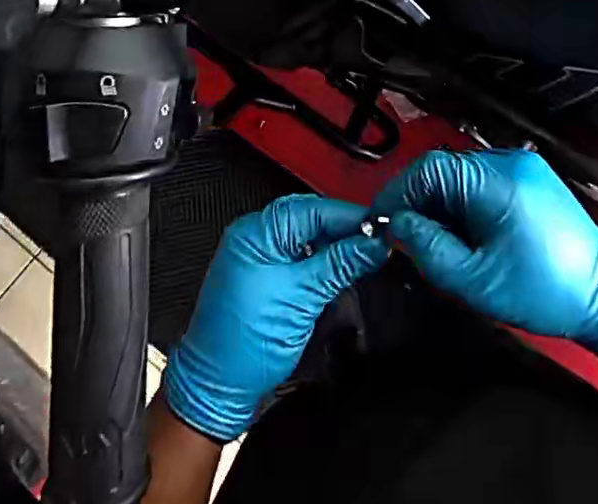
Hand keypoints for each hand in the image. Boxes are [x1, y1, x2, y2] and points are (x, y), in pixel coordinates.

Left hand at [163, 195, 389, 440]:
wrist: (217, 388)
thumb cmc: (244, 344)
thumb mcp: (302, 297)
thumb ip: (340, 264)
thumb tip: (374, 243)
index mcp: (257, 232)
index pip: (313, 210)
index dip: (350, 217)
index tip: (381, 226)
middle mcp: (255, 236)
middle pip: (310, 218)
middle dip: (345, 228)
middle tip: (377, 239)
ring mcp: (259, 255)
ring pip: (307, 235)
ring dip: (335, 243)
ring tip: (364, 252)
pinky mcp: (264, 274)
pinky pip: (299, 254)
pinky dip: (321, 258)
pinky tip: (341, 266)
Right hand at [372, 148, 597, 377]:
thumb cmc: (548, 291)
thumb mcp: (475, 280)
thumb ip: (426, 248)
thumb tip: (395, 226)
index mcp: (497, 180)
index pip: (428, 169)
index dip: (398, 194)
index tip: (382, 221)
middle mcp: (509, 162)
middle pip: (442, 170)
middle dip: (417, 202)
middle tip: (404, 237)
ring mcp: (521, 166)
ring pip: (458, 176)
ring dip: (439, 204)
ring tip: (436, 242)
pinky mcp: (528, 177)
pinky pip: (479, 181)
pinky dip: (461, 204)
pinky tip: (462, 234)